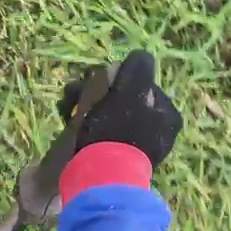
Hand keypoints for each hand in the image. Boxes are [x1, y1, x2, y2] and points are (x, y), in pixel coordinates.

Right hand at [58, 49, 181, 165]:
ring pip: (107, 111)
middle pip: (121, 96)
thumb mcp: (130, 90)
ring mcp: (136, 144)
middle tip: (73, 95)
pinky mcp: (115, 156)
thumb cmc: (115, 129)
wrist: (101, 175)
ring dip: (84, 104)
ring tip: (65, 109)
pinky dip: (85, 122)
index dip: (113, 77)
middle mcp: (156, 129)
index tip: (92, 81)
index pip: (138, 82)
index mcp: (165, 113)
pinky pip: (101, 128)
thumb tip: (140, 56)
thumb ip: (138, 68)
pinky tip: (68, 122)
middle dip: (93, 91)